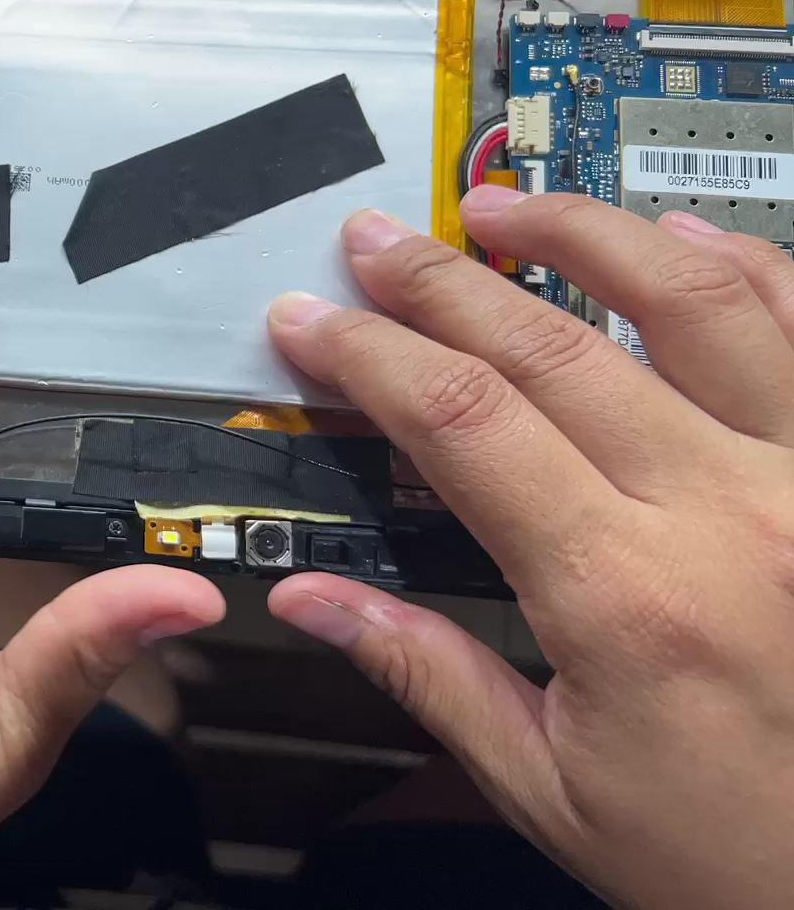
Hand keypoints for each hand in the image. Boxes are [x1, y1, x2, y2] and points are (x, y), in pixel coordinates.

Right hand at [265, 186, 793, 908]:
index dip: (364, 354)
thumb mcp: (556, 789)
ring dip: (584, 239)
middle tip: (373, 238)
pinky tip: (678, 238)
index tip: (303, 318)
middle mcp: (739, 514)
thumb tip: (301, 597)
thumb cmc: (753, 863)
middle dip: (439, 282)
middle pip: (549, 349)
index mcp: (625, 593)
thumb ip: (422, 670)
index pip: (456, 422)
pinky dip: (747, 270)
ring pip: (701, 308)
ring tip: (503, 205)